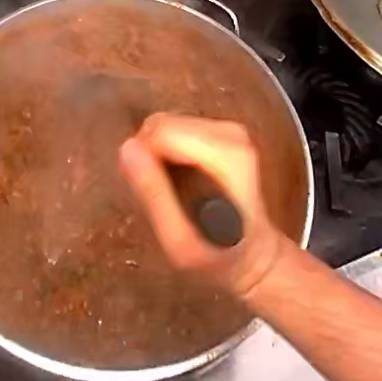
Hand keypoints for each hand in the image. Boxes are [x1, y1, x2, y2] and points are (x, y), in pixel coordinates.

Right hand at [118, 113, 288, 299]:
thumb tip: (126, 148)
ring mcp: (231, 130)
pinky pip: (179, 130)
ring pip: (168, 125)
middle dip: (148, 155)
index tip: (142, 189)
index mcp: (226, 155)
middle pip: (163, 124)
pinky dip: (168, 152)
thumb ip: (153, 194)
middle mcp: (231, 134)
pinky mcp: (225, 131)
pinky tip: (177, 181)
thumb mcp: (179, 240)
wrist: (254, 255)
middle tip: (152, 193)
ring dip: (157, 155)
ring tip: (167, 191)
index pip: (161, 131)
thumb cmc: (218, 256)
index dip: (142, 158)